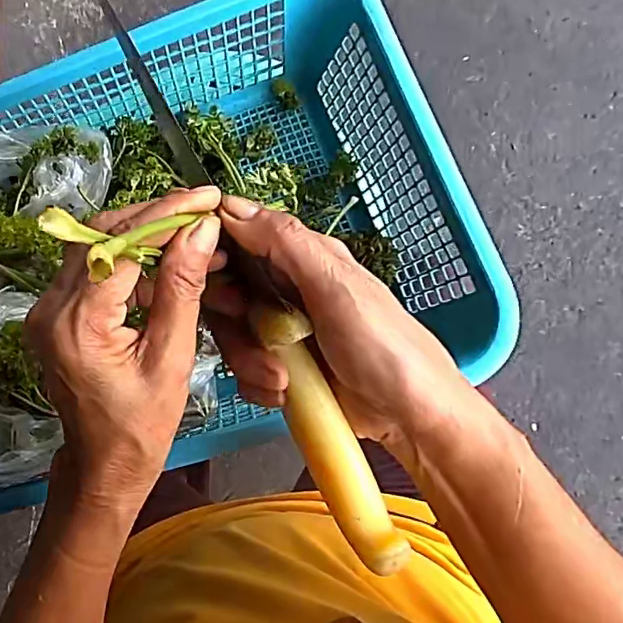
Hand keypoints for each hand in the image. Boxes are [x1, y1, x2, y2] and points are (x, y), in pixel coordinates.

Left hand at [26, 188, 221, 515]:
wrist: (103, 467)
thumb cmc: (142, 427)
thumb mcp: (172, 359)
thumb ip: (182, 290)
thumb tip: (201, 230)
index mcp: (78, 322)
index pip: (121, 244)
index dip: (167, 215)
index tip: (208, 198)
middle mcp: (50, 307)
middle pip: (101, 234)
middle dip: (156, 215)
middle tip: (202, 207)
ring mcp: (48, 309)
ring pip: (96, 244)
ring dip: (145, 232)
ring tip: (193, 234)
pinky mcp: (57, 314)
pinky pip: (94, 268)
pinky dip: (132, 257)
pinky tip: (169, 263)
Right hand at [203, 194, 491, 458]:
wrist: (409, 415)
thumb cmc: (386, 346)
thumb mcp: (336, 286)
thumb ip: (285, 243)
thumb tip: (234, 206)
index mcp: (305, 257)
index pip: (242, 237)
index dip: (217, 255)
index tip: (214, 281)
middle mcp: (291, 289)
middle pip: (229, 291)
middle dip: (234, 322)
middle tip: (257, 338)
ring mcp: (285, 331)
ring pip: (234, 334)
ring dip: (251, 360)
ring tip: (286, 377)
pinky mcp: (283, 367)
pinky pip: (246, 370)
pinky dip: (260, 383)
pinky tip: (287, 391)